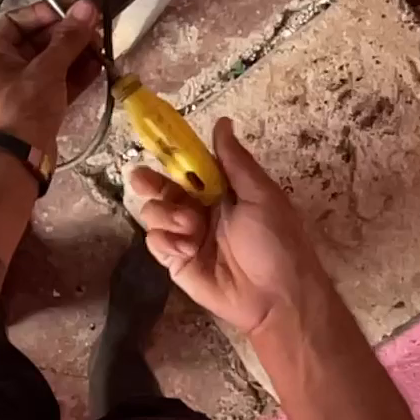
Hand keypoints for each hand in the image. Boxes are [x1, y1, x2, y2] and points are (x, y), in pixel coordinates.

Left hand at [0, 1, 103, 154]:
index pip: (16, 21)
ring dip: (75, 55)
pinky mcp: (36, 108)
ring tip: (102, 48)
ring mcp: (19, 90)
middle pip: (36, 42)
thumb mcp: (46, 69)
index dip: (44, 14)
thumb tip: (87, 6)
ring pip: (50, 64)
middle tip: (94, 32)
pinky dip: (74, 76)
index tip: (70, 14)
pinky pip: (56, 84)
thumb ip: (68, 38)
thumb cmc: (23, 108)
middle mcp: (1, 69)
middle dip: (67, 37)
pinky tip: (98, 66)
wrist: (17, 161)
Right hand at [128, 118, 329, 334]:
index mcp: (220, 191)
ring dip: (167, 215)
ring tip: (190, 229)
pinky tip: (188, 250)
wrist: (276, 297)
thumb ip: (235, 162)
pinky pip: (155, 241)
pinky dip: (167, 241)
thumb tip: (222, 122)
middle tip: (143, 181)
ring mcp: (184, 236)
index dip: (170, 158)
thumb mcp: (261, 196)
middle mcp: (198, 210)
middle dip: (149, 183)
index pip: (187, 168)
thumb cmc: (277, 242)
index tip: (156, 149)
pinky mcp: (175, 261)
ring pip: (153, 213)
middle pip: (161, 188)